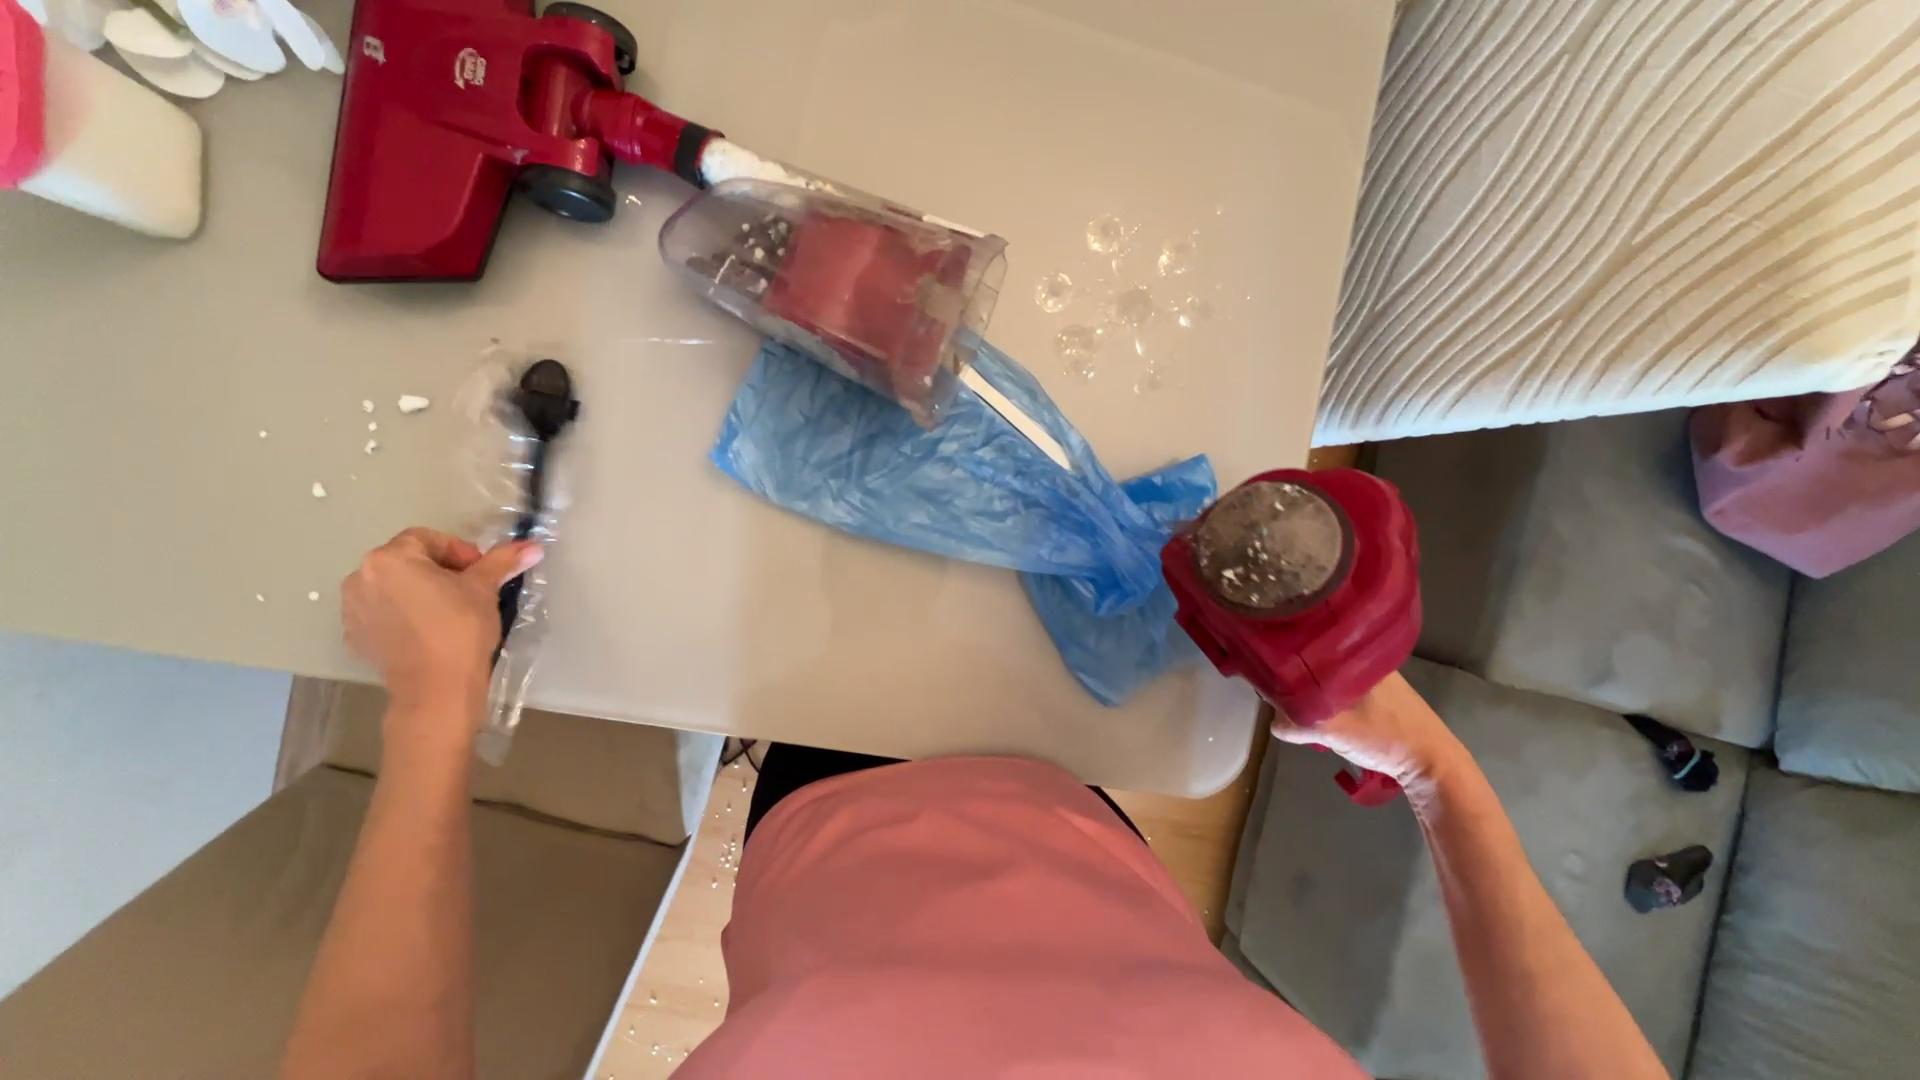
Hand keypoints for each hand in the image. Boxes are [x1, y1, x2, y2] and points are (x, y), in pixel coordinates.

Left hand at [341, 528, 542, 719]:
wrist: (435, 688)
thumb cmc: (460, 629)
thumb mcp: (485, 589)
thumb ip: (503, 561)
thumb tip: (532, 546)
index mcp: (390, 559)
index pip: (426, 538)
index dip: (458, 550)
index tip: (479, 572)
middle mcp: (360, 578)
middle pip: (405, 561)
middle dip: (438, 570)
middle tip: (467, 590)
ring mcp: (352, 610)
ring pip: (391, 587)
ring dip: (418, 591)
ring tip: (447, 611)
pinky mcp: (355, 637)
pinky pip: (381, 614)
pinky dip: (403, 615)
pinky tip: (427, 631)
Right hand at [1270, 673, 1466, 789]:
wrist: (1433, 763)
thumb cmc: (1385, 737)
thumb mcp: (1333, 730)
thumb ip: (1297, 723)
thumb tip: (1274, 723)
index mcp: (1355, 657)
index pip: (1311, 649)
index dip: (1288, 661)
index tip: (1270, 674)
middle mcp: (1366, 661)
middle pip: (1319, 665)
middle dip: (1300, 682)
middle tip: (1286, 701)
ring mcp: (1376, 680)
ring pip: (1332, 681)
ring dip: (1318, 697)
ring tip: (1306, 714)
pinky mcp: (1383, 699)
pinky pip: (1345, 693)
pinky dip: (1333, 704)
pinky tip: (1329, 721)